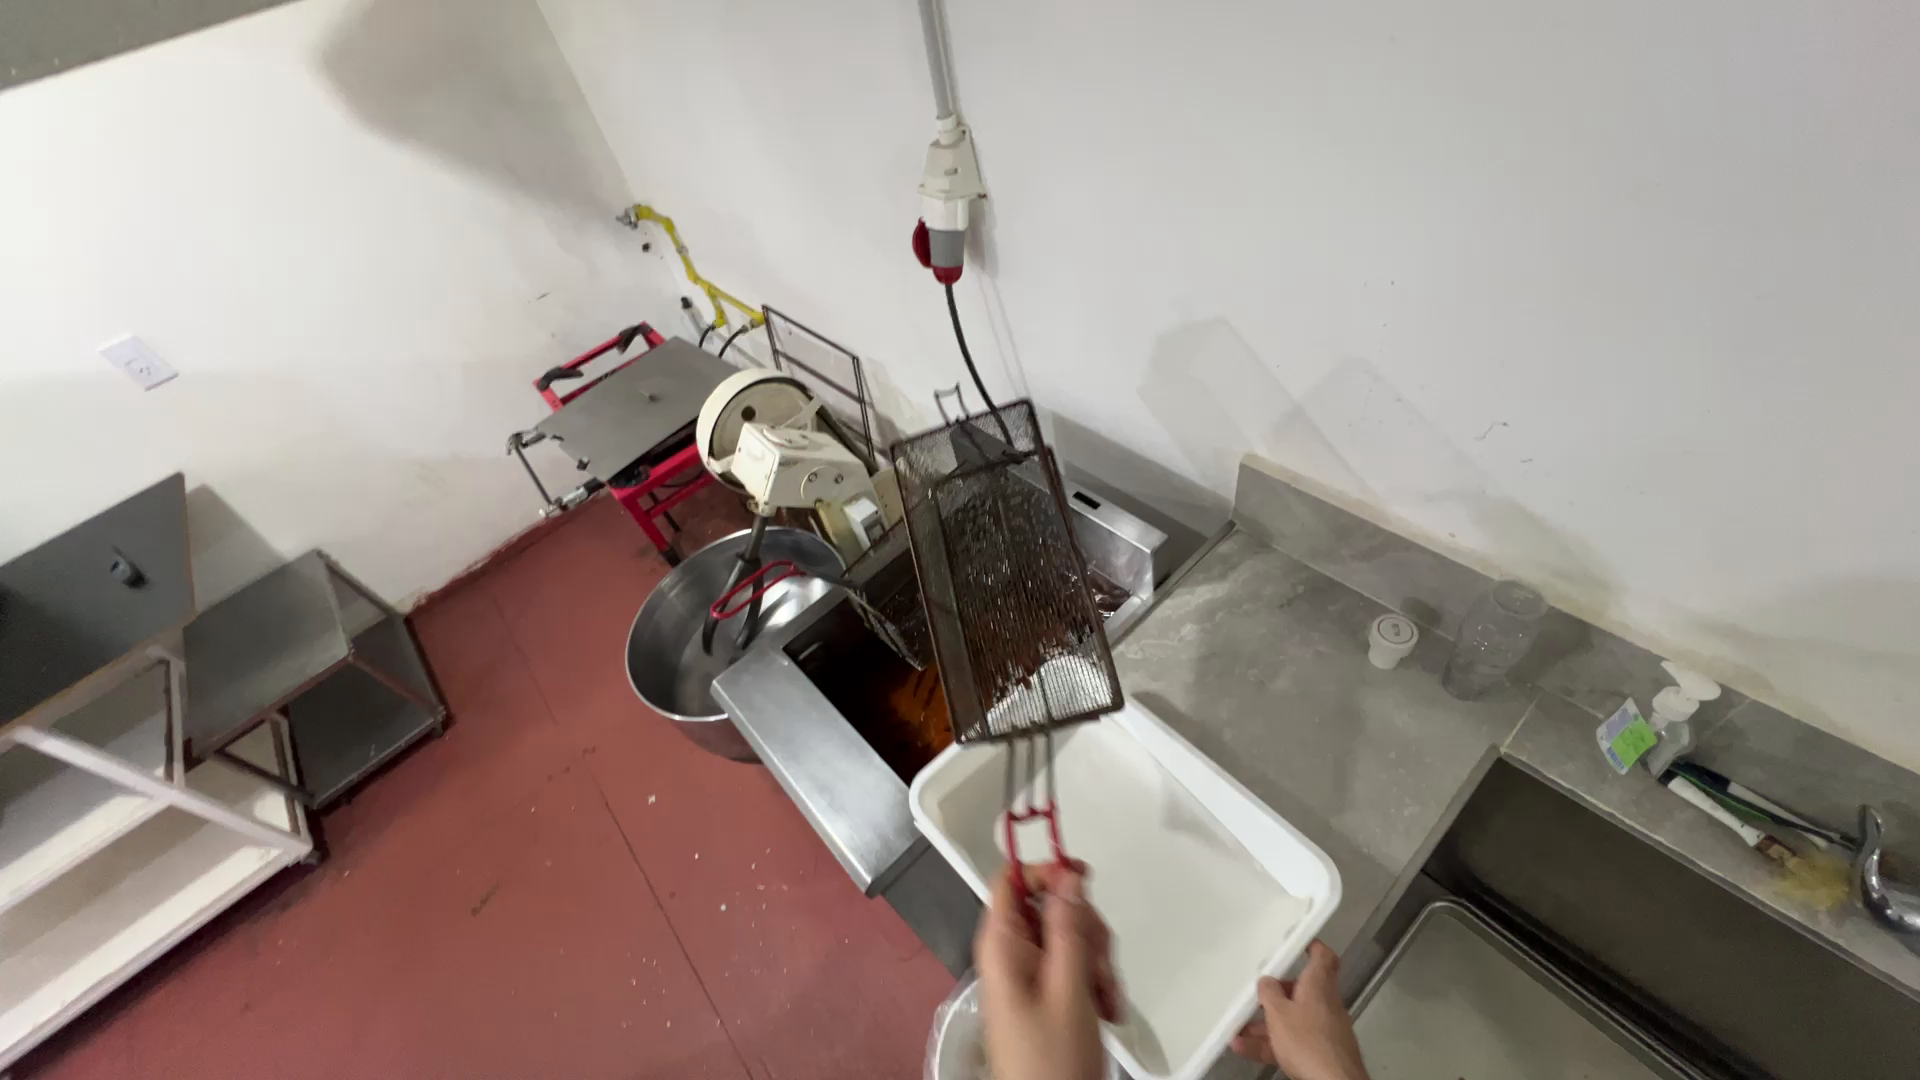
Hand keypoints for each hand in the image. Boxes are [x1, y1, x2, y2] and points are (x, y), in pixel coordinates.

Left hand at [975, 861, 1121, 1079]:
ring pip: (1070, 934)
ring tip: (1105, 997)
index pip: (1012, 878)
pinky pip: (1075, 962)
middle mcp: (1012, 950)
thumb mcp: (1067, 988)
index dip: (1046, 870)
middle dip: (1085, 929)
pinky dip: (1096, 979)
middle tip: (1100, 962)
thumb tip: (1067, 876)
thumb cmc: (1052, 1061)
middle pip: (1051, 905)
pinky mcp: (1047, 991)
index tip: (1083, 876)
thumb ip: (1068, 927)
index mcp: (1002, 942)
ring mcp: (1030, 971)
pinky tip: (1107, 1008)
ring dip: (1096, 960)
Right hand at [1230, 940, 1369, 1079]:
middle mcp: (1326, 1005)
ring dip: (1265, 1025)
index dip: (1311, 946)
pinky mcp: (1322, 1054)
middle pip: (1300, 991)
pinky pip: (1292, 1042)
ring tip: (1238, 1030)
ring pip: (1292, 1020)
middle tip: (1256, 996)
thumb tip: (1267, 982)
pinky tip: (1245, 1049)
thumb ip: (1268, 993)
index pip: (1323, 957)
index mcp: (1319, 986)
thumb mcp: (1278, 1013)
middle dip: (1275, 995)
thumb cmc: (1309, 1043)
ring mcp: (1325, 1031)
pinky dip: (1271, 1044)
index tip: (1298, 942)